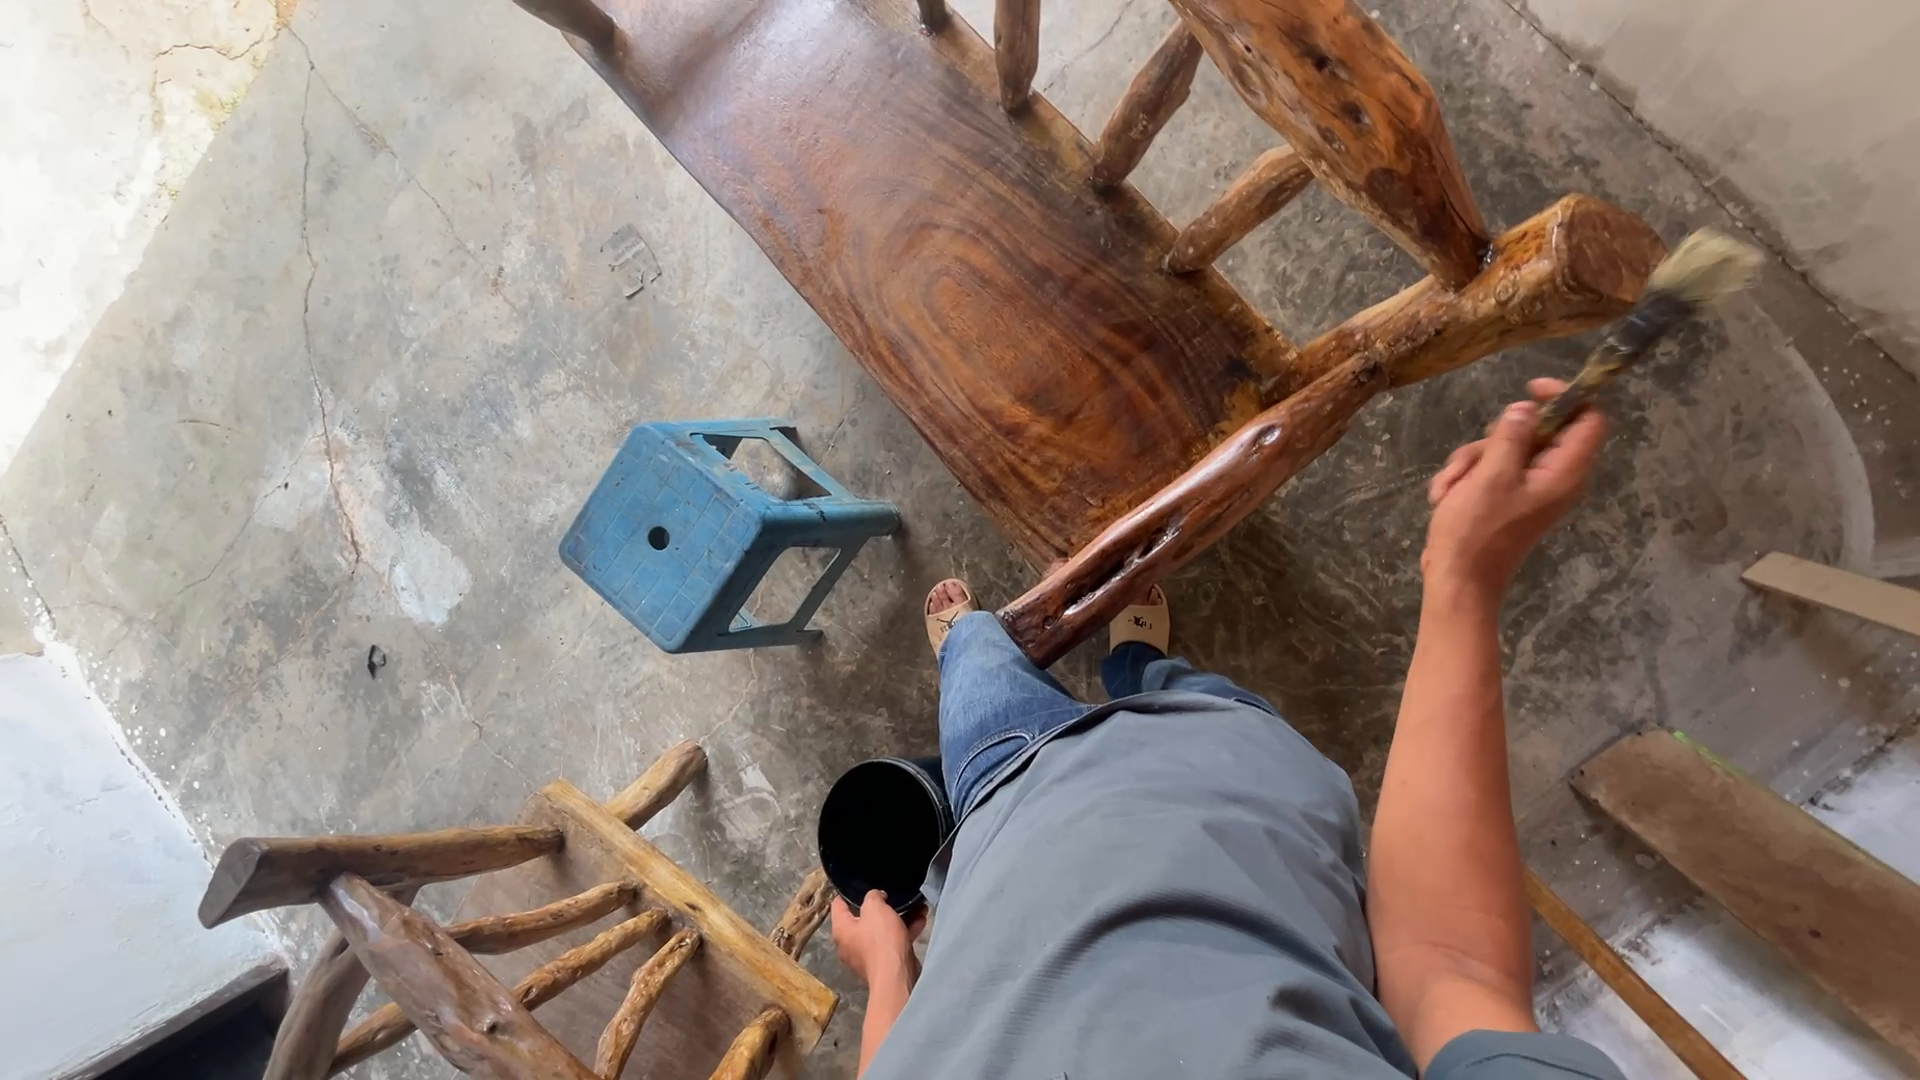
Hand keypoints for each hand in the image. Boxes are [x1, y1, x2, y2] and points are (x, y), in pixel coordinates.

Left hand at [831, 890, 926, 986]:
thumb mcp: (875, 907)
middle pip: (863, 917)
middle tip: (892, 892)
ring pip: (882, 928)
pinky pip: (893, 940)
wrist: (897, 976)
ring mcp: (868, 955)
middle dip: (881, 904)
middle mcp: (850, 944)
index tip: (859, 882)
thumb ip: (873, 896)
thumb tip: (876, 897)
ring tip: (915, 903)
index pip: (838, 904)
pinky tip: (921, 918)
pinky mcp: (884, 962)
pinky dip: (906, 929)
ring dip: (899, 916)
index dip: (847, 891)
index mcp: (841, 930)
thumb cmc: (880, 939)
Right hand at [1422, 379, 1606, 593]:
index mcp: (1564, 472)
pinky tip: (1447, 497)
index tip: (1528, 389)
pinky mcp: (1503, 499)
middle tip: (1470, 460)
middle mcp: (1553, 478)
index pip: (1588, 419)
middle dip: (1492, 440)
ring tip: (1450, 489)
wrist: (1458, 579)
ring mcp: (1526, 490)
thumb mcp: (1490, 477)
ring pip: (1501, 451)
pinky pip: (1486, 472)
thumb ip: (1510, 437)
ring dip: (1468, 463)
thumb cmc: (1477, 531)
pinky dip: (1463, 479)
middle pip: (1533, 433)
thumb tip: (1525, 408)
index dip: (1565, 397)